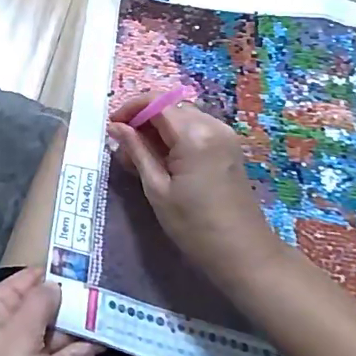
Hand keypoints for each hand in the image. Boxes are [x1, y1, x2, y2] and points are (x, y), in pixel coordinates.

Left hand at [0, 268, 101, 355]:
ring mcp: (27, 354)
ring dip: (83, 324)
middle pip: (46, 303)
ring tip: (115, 309)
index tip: (90, 263)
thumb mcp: (21, 332)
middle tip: (111, 286)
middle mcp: (11, 325)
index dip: (57, 271)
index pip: (29, 279)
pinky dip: (83, 351)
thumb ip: (41, 302)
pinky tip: (108, 339)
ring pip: (59, 330)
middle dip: (74, 298)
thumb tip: (57, 283)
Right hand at [107, 93, 282, 293]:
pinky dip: (174, 134)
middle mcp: (212, 125)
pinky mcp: (227, 145)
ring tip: (139, 154)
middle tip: (123, 145)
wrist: (244, 253)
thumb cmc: (195, 226)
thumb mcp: (157, 189)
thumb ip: (136, 151)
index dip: (130, 108)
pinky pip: (194, 127)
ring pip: (180, 115)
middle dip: (142, 118)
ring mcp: (224, 134)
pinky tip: (163, 158)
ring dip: (157, 126)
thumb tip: (116, 127)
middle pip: (168, 105)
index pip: (155, 102)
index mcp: (194, 135)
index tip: (112, 126)